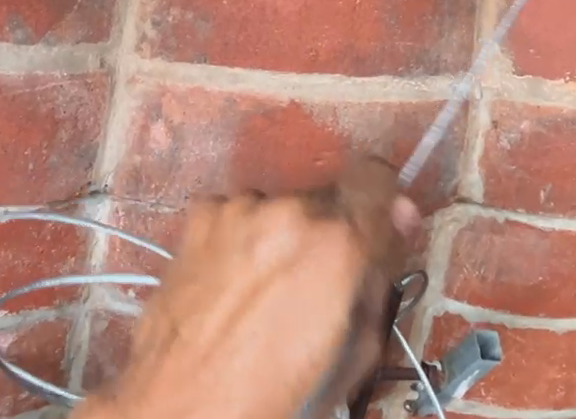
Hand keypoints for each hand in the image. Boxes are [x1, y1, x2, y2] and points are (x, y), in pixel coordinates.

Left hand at [82, 159, 420, 418]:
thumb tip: (398, 221)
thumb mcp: (352, 352)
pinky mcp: (203, 214)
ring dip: (284, 235)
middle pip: (329, 201)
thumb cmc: (276, 396)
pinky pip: (240, 214)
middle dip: (329, 233)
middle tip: (311, 284)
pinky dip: (243, 237)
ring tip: (262, 289)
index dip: (383, 202)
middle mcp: (291, 210)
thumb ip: (379, 280)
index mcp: (337, 243)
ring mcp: (241, 207)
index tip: (377, 228)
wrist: (178, 409)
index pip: (377, 179)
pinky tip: (230, 281)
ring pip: (283, 207)